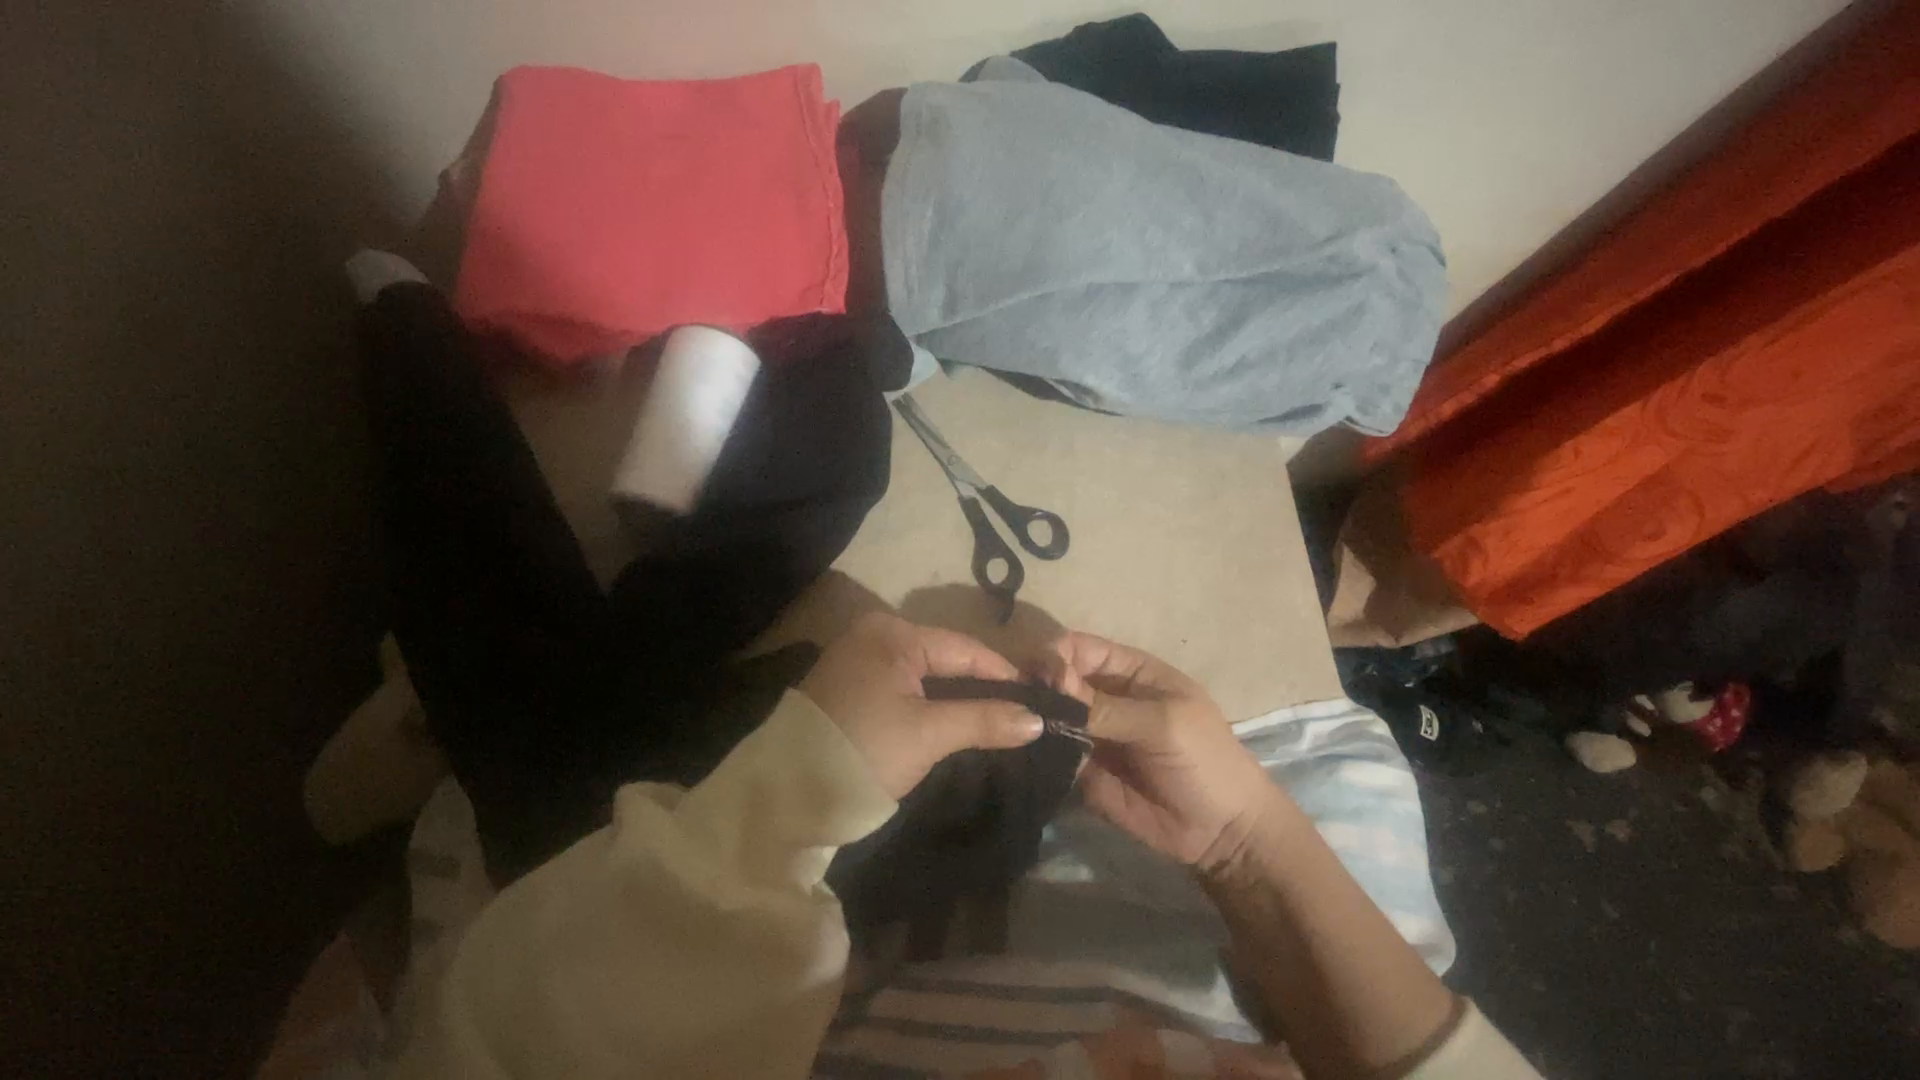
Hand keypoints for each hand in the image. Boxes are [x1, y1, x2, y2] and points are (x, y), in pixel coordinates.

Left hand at [801, 613, 1044, 798]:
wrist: (787, 793)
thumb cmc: (864, 751)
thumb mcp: (929, 734)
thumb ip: (984, 720)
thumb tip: (1038, 720)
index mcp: (892, 633)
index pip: (965, 649)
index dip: (1005, 676)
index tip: (1039, 702)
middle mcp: (874, 635)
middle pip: (945, 659)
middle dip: (982, 688)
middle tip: (1021, 715)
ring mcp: (858, 659)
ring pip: (925, 675)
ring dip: (957, 699)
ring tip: (995, 723)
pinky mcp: (849, 686)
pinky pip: (904, 687)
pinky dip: (929, 704)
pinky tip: (953, 724)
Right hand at [1045, 632, 1289, 872]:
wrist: (1221, 832)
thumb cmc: (1204, 761)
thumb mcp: (1162, 723)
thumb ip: (1105, 705)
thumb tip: (1048, 682)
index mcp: (1128, 672)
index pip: (1077, 648)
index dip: (1054, 656)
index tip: (1041, 678)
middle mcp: (1101, 697)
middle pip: (1055, 680)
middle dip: (1035, 687)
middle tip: (1021, 707)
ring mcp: (1088, 735)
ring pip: (1046, 717)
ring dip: (1030, 720)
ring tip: (1018, 731)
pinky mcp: (1078, 772)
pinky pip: (1049, 755)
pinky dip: (1036, 753)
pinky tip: (1025, 756)